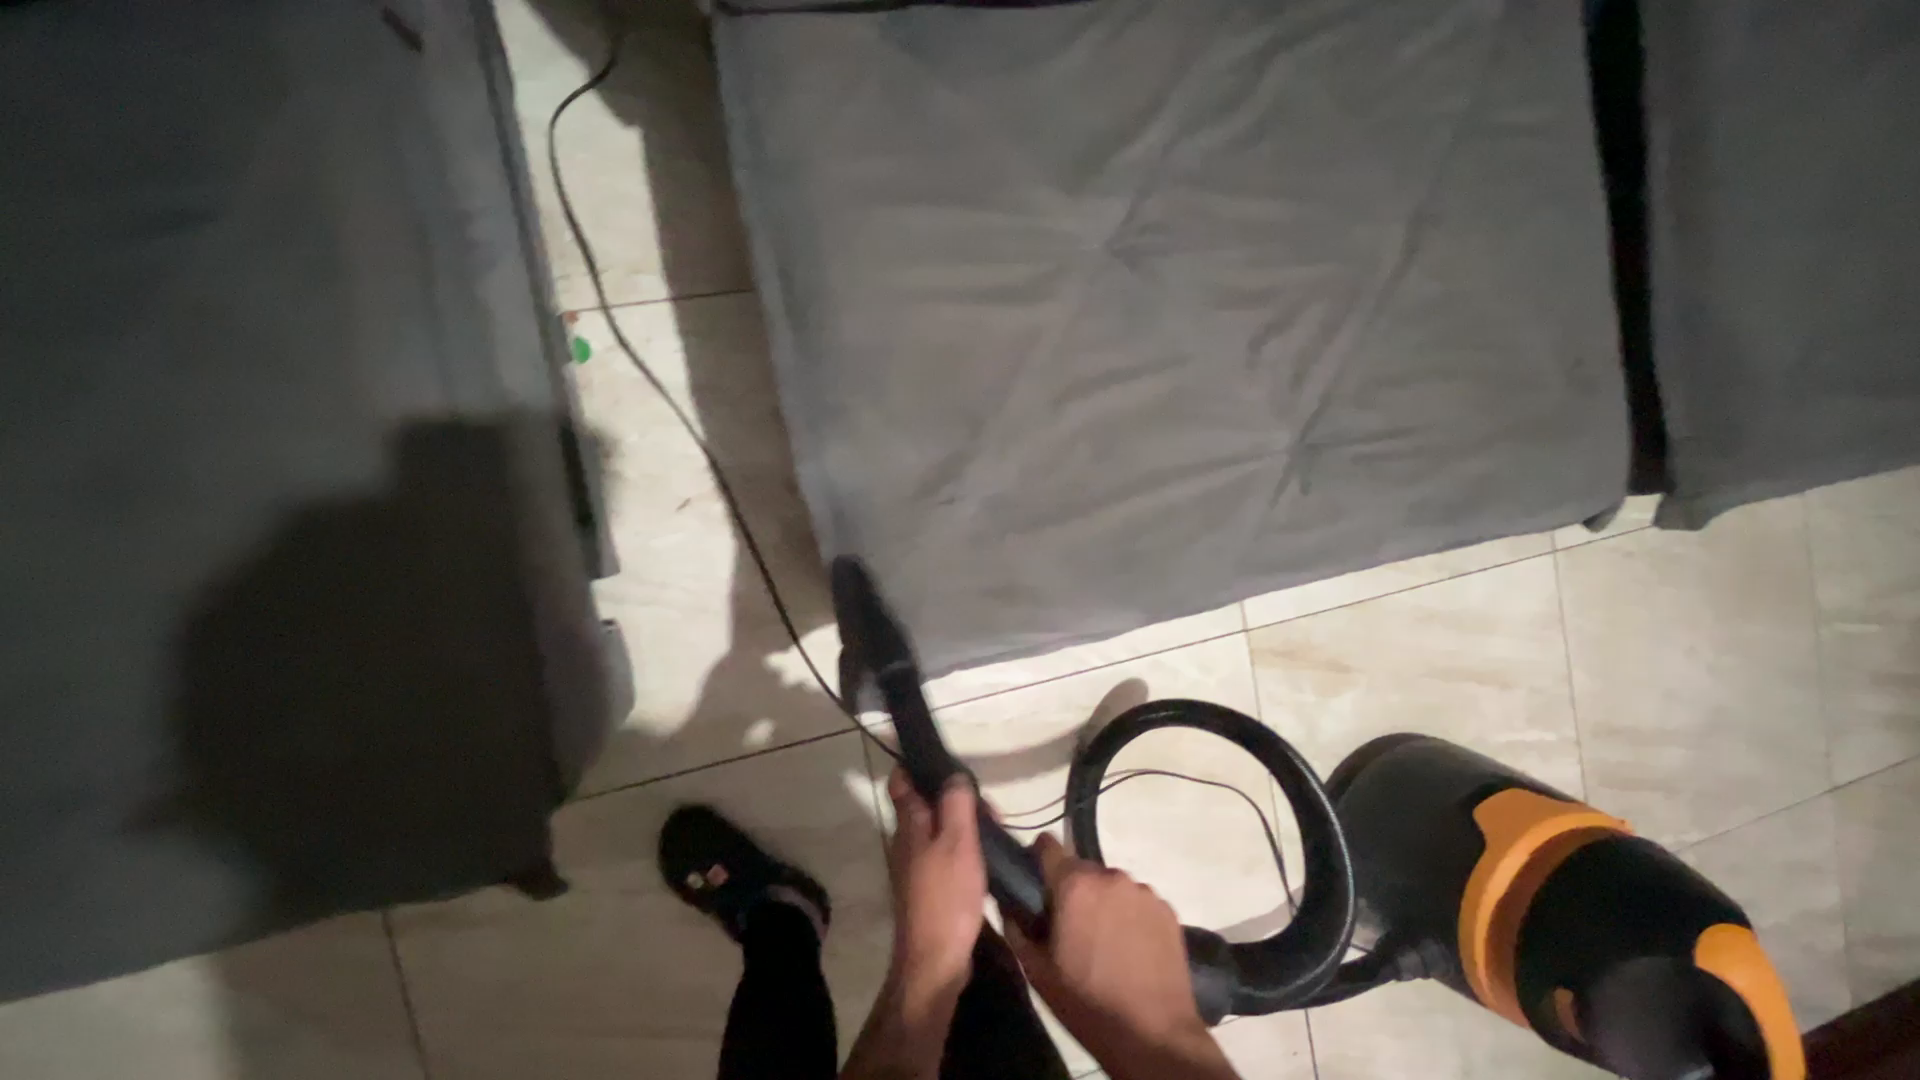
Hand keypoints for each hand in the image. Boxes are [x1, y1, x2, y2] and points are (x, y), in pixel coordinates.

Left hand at [884, 768, 985, 990]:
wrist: (935, 960)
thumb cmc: (946, 896)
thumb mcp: (958, 842)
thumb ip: (955, 803)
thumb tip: (953, 774)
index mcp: (908, 824)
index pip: (900, 781)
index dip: (916, 765)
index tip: (944, 760)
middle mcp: (905, 841)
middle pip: (924, 805)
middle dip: (954, 799)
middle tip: (989, 808)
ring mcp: (914, 866)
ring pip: (937, 831)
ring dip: (963, 826)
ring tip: (995, 832)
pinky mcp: (926, 889)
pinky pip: (943, 855)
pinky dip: (963, 849)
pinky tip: (985, 860)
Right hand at [1004, 834, 1236, 1079]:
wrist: (1153, 1036)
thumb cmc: (1087, 1002)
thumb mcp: (1037, 970)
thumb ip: (1016, 927)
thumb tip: (1009, 904)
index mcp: (1074, 884)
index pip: (1047, 845)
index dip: (1038, 860)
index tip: (1036, 885)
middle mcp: (1111, 876)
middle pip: (1081, 868)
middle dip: (1072, 889)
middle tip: (1069, 926)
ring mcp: (1143, 891)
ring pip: (1112, 885)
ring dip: (1103, 902)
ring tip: (1104, 942)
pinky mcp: (1167, 909)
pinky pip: (1138, 901)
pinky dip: (1131, 916)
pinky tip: (1130, 949)